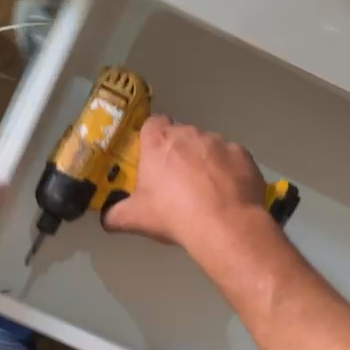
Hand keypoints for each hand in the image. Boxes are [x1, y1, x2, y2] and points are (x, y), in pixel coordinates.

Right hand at [103, 116, 270, 251]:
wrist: (225, 226)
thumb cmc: (174, 215)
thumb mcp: (135, 219)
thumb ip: (115, 216)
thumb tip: (106, 219)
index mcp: (159, 142)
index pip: (152, 123)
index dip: (151, 139)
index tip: (152, 158)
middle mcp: (189, 134)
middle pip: (181, 135)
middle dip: (178, 152)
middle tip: (176, 182)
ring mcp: (220, 142)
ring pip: (208, 145)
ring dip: (204, 161)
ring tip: (206, 191)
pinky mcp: (243, 155)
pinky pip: (232, 159)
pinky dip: (229, 171)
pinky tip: (228, 193)